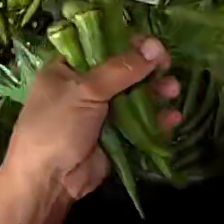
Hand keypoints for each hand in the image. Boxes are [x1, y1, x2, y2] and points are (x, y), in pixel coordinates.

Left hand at [3, 38, 177, 202]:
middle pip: (124, 70)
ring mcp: (103, 113)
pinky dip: (158, 120)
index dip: (128, 42)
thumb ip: (121, 69)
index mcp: (68, 69)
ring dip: (157, 92)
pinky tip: (172, 118)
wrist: (50, 180)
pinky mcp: (117, 136)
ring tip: (173, 91)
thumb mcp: (84, 91)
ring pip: (137, 96)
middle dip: (148, 68)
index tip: (152, 45)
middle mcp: (86, 87)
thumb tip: (156, 48)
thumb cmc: (56, 126)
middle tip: (168, 66)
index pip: (102, 44)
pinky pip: (142, 123)